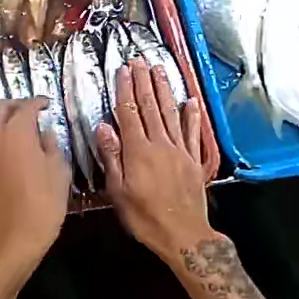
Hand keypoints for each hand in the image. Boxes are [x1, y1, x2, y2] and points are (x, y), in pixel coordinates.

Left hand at [0, 98, 71, 278]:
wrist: (13, 234)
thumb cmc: (43, 202)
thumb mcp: (59, 171)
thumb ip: (51, 145)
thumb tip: (44, 133)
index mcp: (17, 131)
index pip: (26, 106)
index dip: (38, 102)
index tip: (46, 104)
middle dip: (16, 105)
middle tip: (30, 111)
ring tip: (13, 125)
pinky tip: (1, 145)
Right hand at [96, 60, 218, 266]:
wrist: (185, 237)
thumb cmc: (144, 216)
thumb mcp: (118, 191)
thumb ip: (112, 157)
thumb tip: (103, 127)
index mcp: (138, 151)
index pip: (129, 113)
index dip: (125, 90)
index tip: (124, 70)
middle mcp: (160, 145)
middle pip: (151, 107)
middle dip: (144, 82)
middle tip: (140, 61)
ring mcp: (180, 151)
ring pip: (171, 114)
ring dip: (165, 90)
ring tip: (160, 70)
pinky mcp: (194, 161)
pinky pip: (193, 133)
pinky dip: (192, 116)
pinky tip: (191, 101)